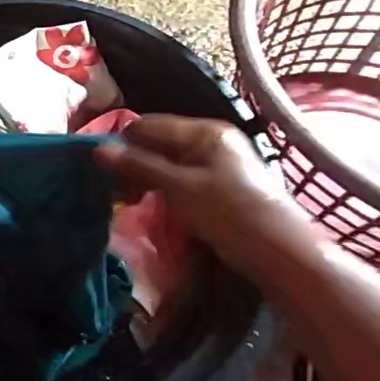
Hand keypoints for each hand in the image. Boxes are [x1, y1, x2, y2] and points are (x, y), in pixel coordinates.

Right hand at [92, 114, 317, 276]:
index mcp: (205, 131)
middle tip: (110, 185)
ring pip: (163, 160)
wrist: (283, 255)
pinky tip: (147, 200)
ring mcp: (215, 162)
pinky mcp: (216, 184)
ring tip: (126, 196)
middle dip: (131, 160)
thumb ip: (138, 165)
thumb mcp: (179, 187)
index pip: (147, 125)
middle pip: (155, 141)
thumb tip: (97, 149)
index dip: (121, 142)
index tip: (98, 166)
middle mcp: (210, 139)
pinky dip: (158, 186)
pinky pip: (176, 176)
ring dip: (142, 176)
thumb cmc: (231, 214)